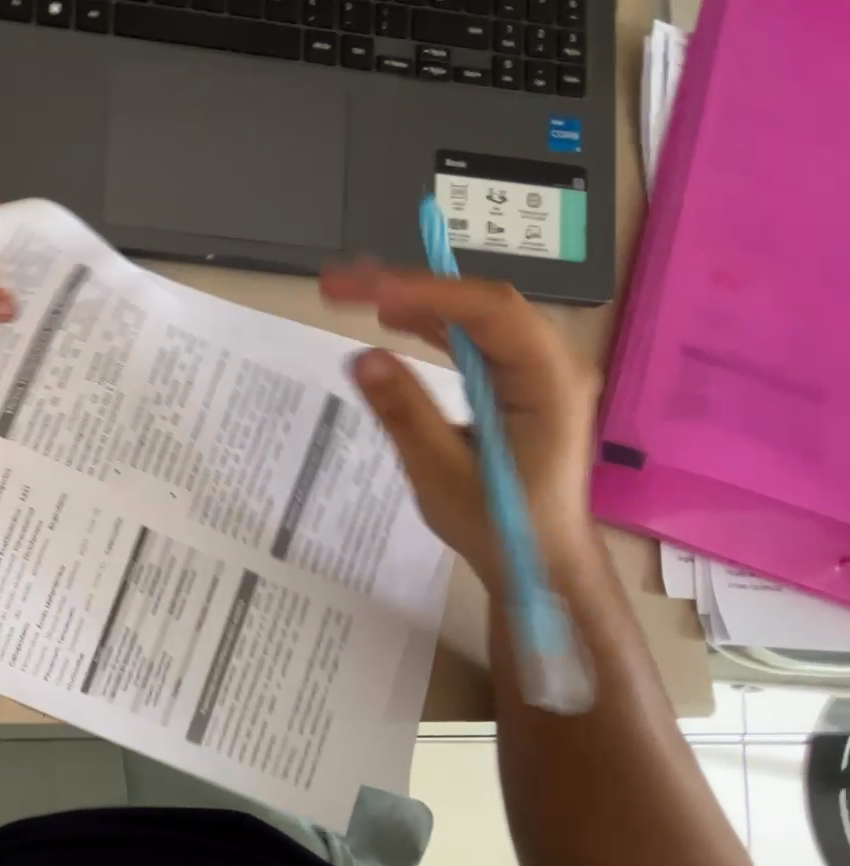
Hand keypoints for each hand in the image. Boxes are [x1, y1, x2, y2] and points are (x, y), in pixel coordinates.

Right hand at [320, 262, 601, 587]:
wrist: (537, 559)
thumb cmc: (497, 523)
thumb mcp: (441, 471)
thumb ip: (405, 411)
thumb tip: (362, 357)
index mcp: (548, 380)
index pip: (489, 312)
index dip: (427, 294)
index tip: (365, 294)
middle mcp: (548, 362)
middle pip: (480, 303)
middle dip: (409, 285)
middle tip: (340, 284)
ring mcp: (532, 372)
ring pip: (473, 317)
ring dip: (414, 300)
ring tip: (353, 293)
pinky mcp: (513, 385)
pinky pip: (472, 341)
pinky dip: (430, 326)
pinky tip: (394, 321)